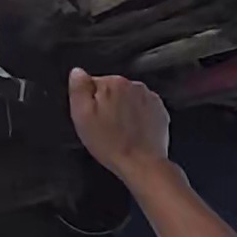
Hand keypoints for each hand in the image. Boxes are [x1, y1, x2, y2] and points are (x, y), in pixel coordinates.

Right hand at [68, 67, 171, 183]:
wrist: (141, 164)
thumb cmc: (110, 143)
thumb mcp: (82, 116)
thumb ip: (78, 89)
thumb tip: (77, 72)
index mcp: (112, 83)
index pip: (93, 83)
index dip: (89, 102)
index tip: (91, 117)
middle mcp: (133, 85)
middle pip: (112, 90)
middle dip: (107, 105)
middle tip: (103, 127)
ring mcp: (149, 98)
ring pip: (128, 99)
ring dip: (122, 110)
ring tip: (119, 132)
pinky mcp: (160, 111)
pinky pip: (142, 109)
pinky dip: (137, 117)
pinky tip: (132, 132)